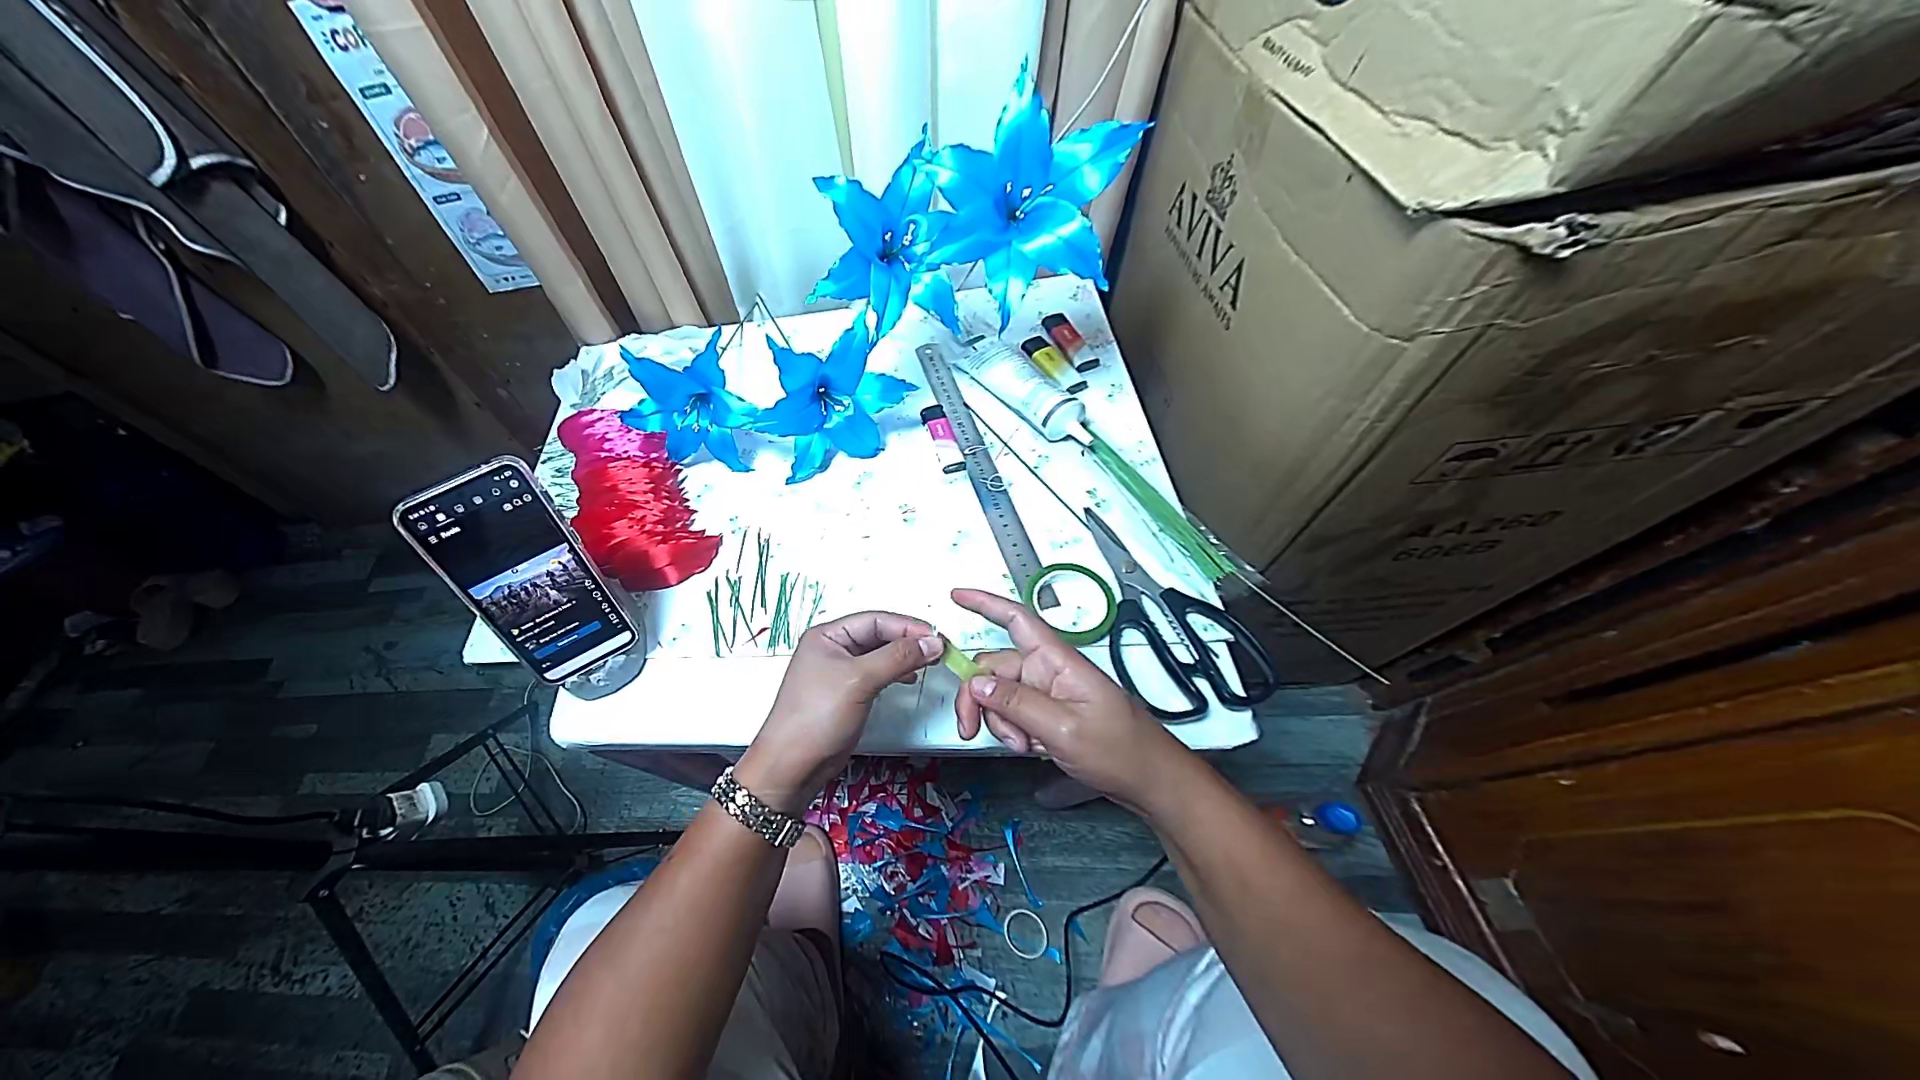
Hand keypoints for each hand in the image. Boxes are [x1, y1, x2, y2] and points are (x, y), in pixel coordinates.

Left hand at [736, 610, 942, 812]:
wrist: (792, 766)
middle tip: (937, 649)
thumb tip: (931, 643)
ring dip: (905, 656)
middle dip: (908, 641)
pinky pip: (879, 673)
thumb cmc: (815, 718)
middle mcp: (833, 649)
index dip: (907, 626)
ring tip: (929, 662)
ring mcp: (840, 672)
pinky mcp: (848, 693)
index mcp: (827, 636)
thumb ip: (898, 657)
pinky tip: (910, 678)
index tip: (935, 638)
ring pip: (881, 654)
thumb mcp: (859, 680)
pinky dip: (897, 673)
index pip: (876, 620)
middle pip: (879, 635)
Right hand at [951, 588, 1190, 809]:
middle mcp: (1050, 670)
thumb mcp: (1063, 728)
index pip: (1016, 619)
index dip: (985, 603)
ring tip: (1024, 743)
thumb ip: (1016, 703)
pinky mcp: (1049, 711)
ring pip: (1000, 694)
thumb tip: (978, 684)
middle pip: (995, 667)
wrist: (1147, 779)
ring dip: (1000, 721)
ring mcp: (1048, 691)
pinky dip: (1013, 731)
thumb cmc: (1122, 749)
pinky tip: (1032, 747)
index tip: (958, 596)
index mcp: (1057, 660)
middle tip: (971, 725)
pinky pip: (1014, 712)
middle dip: (980, 697)